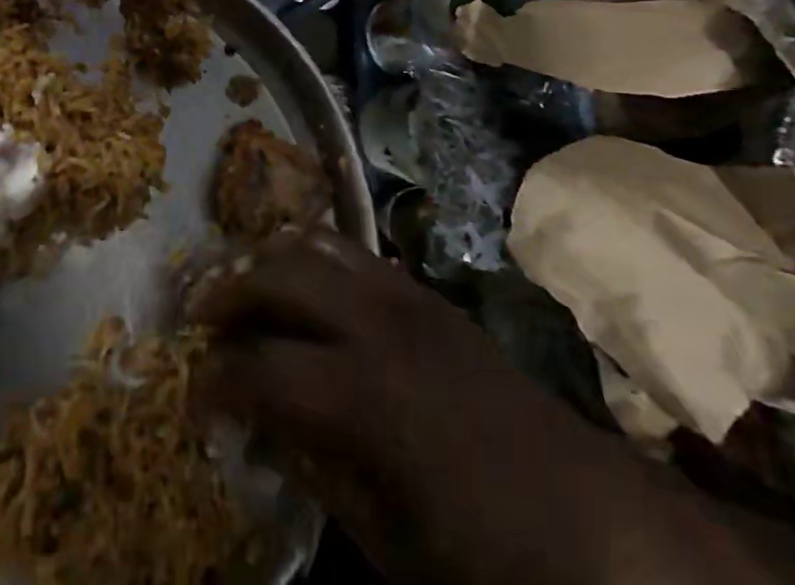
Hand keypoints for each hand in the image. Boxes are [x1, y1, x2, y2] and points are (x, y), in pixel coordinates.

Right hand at [188, 230, 794, 584]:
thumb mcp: (386, 538)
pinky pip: (357, 253)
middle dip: (228, 294)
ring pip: (317, 245)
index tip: (194, 398)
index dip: (213, 382)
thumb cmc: (489, 549)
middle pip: (280, 277)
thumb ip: (311, 469)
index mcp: (368, 396)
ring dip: (269, 262)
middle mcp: (383, 327)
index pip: (260, 369)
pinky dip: (314, 258)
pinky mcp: (432, 297)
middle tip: (199, 319)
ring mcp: (411, 300)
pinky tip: (303, 289)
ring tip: (243, 290)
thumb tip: (256, 425)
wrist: (600, 521)